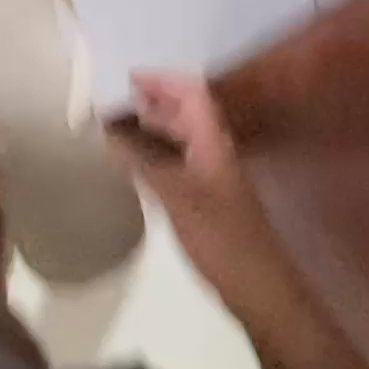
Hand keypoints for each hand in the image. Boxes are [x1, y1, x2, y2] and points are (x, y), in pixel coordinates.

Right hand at [108, 70, 290, 300]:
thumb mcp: (176, 197)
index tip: (129, 79)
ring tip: (119, 129)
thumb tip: (108, 134)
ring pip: (183, 139)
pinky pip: (179, 163)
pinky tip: (137, 168)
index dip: (163, 80)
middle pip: (187, 112)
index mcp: (212, 142)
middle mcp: (215, 152)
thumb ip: (141, 163)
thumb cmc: (221, 238)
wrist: (261, 290)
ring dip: (155, 128)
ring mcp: (214, 178)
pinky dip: (157, 156)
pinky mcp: (209, 202)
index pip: (191, 93)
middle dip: (155, 101)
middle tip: (118, 102)